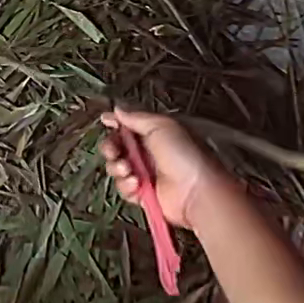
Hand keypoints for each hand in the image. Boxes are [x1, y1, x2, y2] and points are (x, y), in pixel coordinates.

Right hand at [98, 107, 235, 229]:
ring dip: (117, 167)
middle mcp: (147, 151)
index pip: (126, 124)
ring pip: (116, 167)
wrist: (196, 192)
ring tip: (128, 170)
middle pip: (116, 146)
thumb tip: (117, 108)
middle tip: (114, 151)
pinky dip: (126, 185)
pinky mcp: (142, 193)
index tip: (107, 122)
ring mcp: (144, 173)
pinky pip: (123, 187)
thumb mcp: (161, 126)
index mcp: (152, 132)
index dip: (114, 123)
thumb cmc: (184, 155)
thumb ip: (136, 116)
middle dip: (110, 147)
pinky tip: (136, 184)